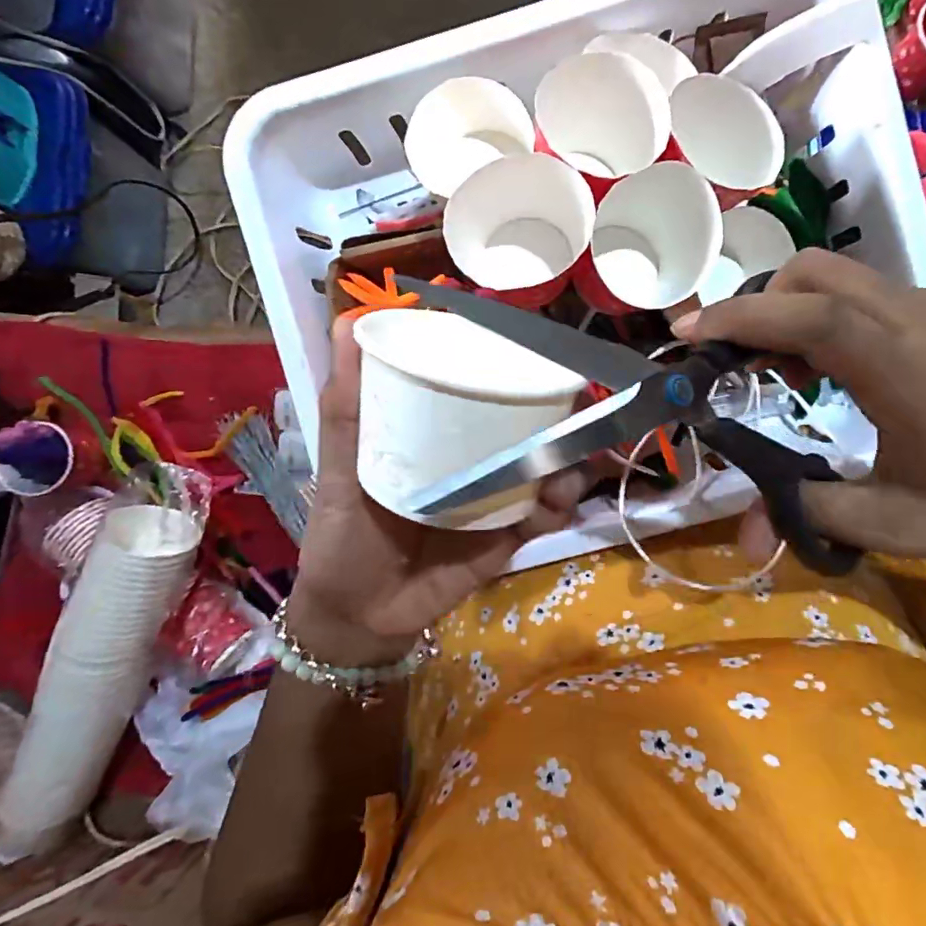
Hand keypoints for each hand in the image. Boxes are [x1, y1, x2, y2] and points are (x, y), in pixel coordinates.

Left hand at [286, 317, 587, 665]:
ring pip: (553, 466)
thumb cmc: (345, 527)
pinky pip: (547, 512)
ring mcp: (499, 493)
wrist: (359, 609)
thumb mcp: (343, 457)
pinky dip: (558, 503)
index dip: (524, 367)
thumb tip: (348, 316)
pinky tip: (553, 500)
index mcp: (444, 429)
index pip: (491, 387)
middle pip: (536, 423)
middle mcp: (479, 455)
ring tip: (570, 462)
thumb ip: (348, 397)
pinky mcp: (512, 533)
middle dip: (568, 410)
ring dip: (573, 459)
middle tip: (582, 401)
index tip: (544, 350)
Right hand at [673, 250, 925, 559]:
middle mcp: (922, 318)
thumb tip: (744, 532)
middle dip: (758, 302)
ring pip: (839, 276)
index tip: (688, 333)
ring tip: (771, 368)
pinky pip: (864, 293)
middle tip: (728, 354)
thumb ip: (815, 515)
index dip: (742, 317)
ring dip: (789, 308)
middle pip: (817, 272)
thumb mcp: (902, 528)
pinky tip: (824, 369)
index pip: (812, 316)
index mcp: (911, 370)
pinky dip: (822, 316)